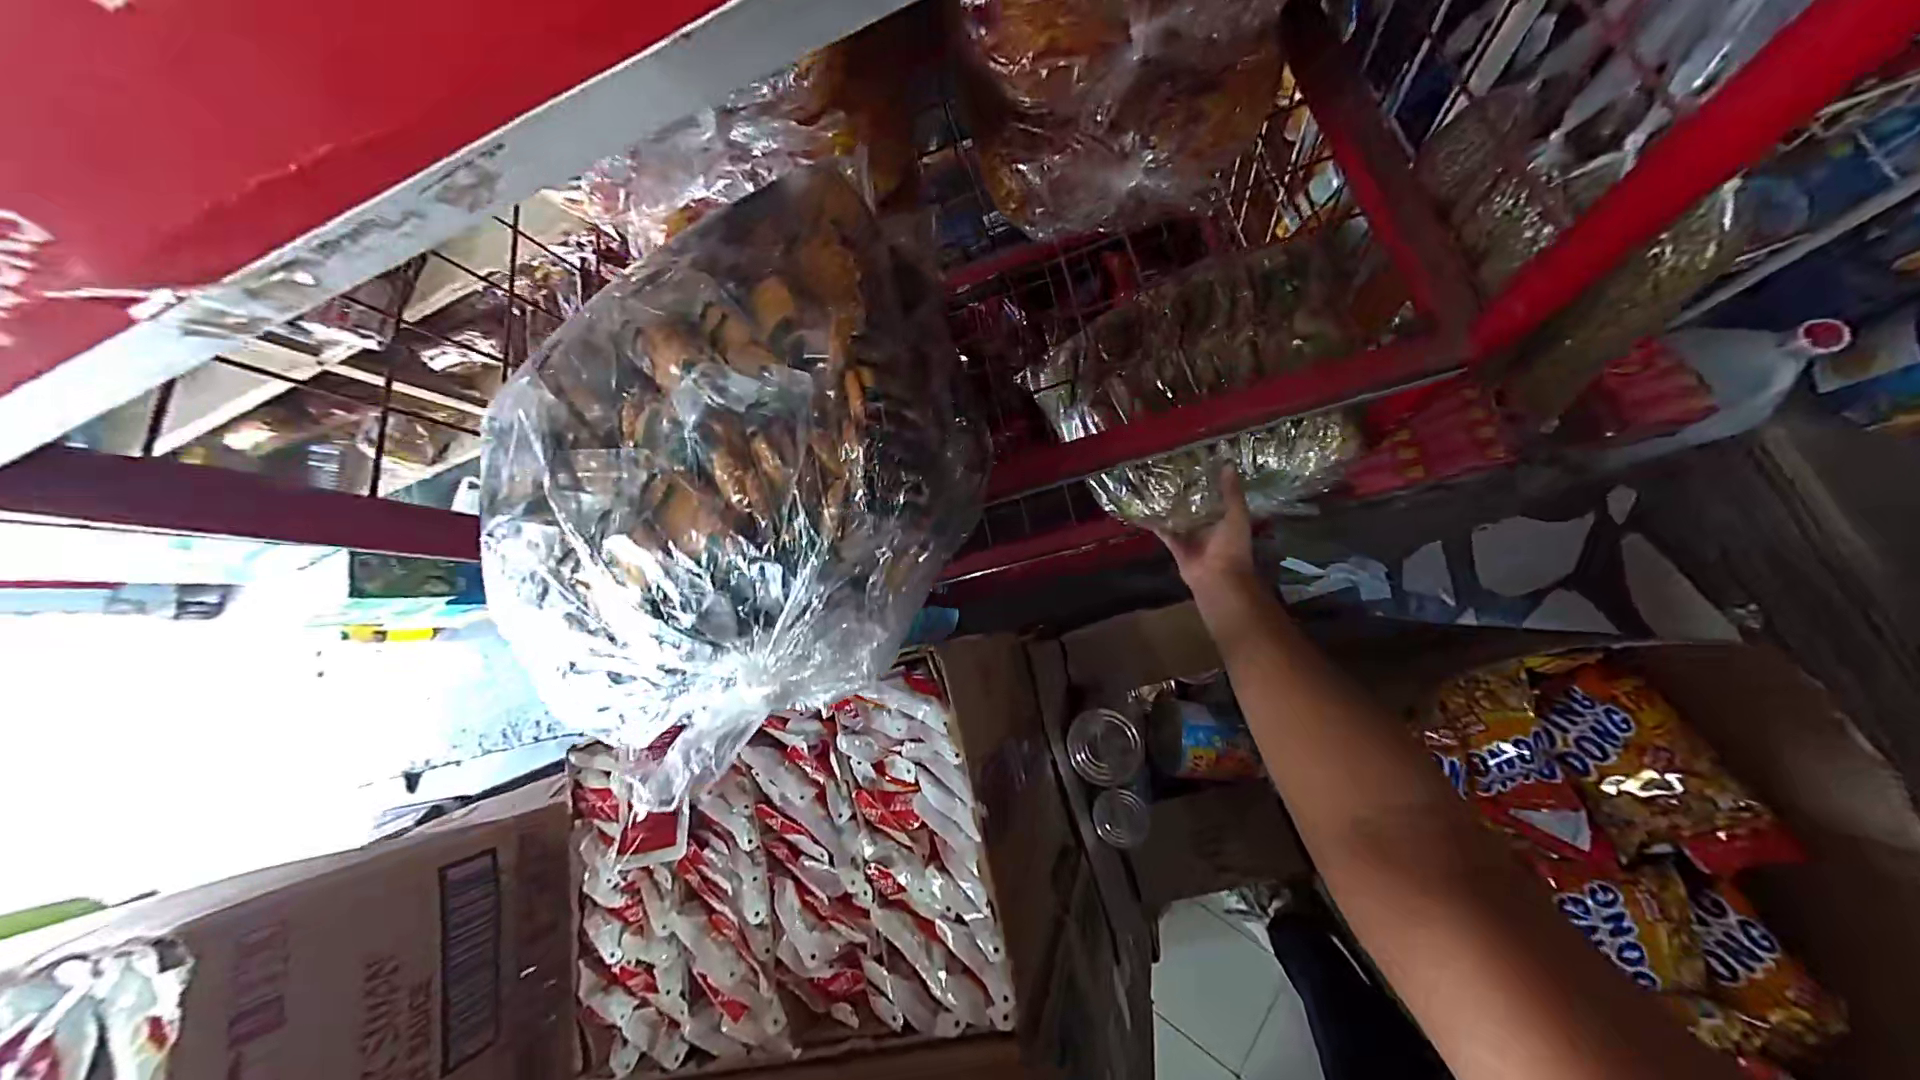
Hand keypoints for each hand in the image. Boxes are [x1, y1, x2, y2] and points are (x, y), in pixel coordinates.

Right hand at [1154, 466, 1258, 603]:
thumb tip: (1228, 463)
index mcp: (1223, 515)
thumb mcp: (1236, 514)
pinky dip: (1151, 521)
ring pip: (1175, 514)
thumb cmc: (1231, 545)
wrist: (1217, 576)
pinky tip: (1140, 507)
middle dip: (1182, 490)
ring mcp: (1188, 534)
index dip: (1204, 479)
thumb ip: (1231, 492)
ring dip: (1165, 503)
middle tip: (1167, 468)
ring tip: (1150, 482)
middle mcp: (1205, 523)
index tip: (1192, 460)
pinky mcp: (1174, 543)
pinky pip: (1161, 529)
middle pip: (1192, 503)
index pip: (1213, 493)